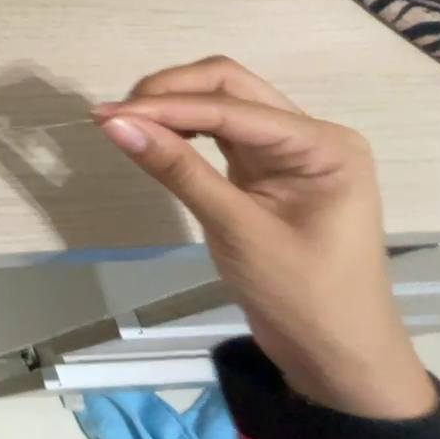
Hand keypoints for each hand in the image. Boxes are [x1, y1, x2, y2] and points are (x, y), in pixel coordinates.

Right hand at [93, 57, 435, 419]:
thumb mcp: (236, 229)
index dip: (163, 107)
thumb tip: (112, 123)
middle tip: (115, 116)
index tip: (103, 116)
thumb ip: (176, 169)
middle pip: (226, 83)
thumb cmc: (302, 294)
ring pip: (218, 99)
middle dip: (167, 92)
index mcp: (323, 145)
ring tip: (125, 126)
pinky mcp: (263, 165)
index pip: (228, 107)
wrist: (336, 354)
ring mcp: (287, 149)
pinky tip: (152, 139)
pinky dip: (179, 126)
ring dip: (170, 105)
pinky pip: (215, 128)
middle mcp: (309, 135)